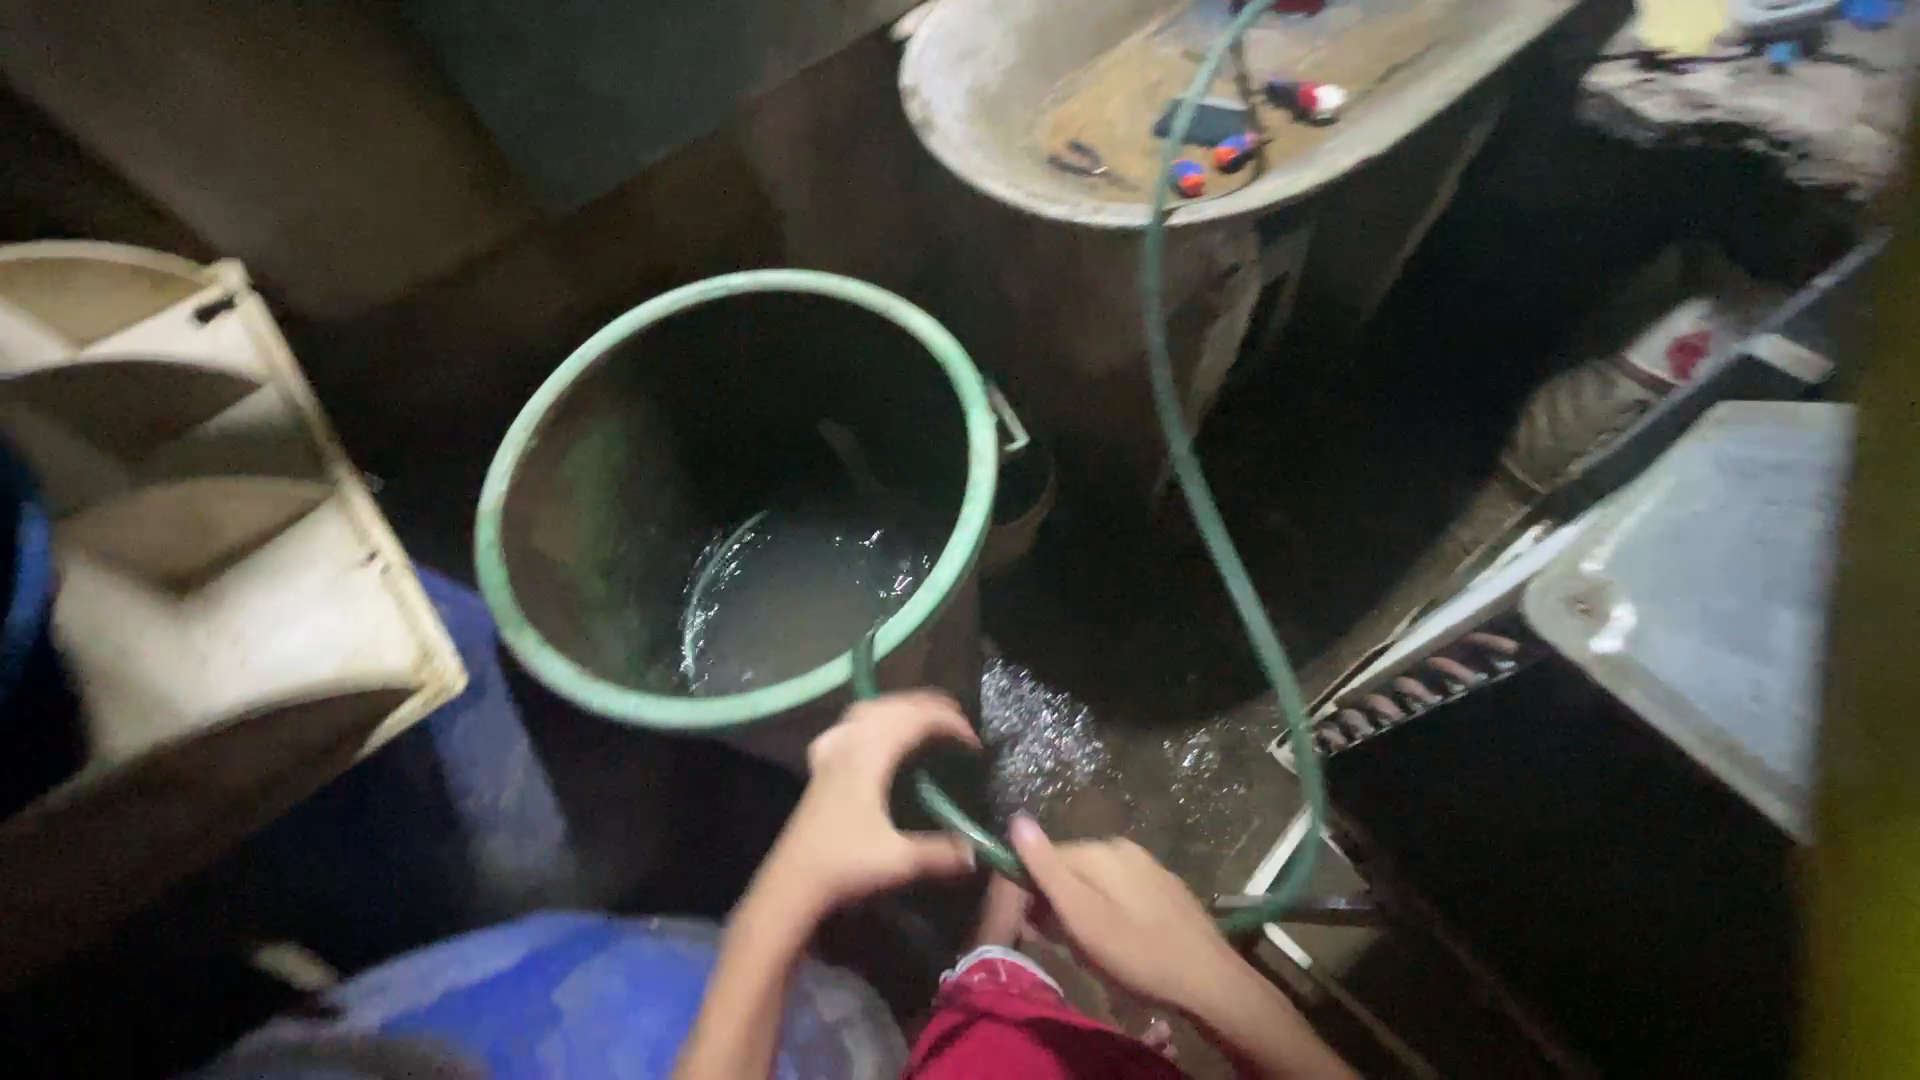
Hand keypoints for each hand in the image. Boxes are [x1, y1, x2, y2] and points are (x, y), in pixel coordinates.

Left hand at [754, 692, 980, 919]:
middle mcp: (850, 744)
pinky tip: (873, 733)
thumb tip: (978, 851)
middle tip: (959, 722)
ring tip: (924, 718)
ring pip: (868, 710)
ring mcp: (832, 753)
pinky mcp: (821, 767)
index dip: (949, 723)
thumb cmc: (845, 867)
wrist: (792, 884)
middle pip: (893, 706)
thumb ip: (941, 853)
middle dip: (929, 706)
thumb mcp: (899, 860)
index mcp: (870, 757)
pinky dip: (868, 720)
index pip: (916, 720)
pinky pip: (846, 727)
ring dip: (899, 707)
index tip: (974, 743)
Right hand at [1009, 816, 1245, 1016]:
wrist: (1210, 981)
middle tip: (1068, 945)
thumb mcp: (1082, 917)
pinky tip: (1122, 943)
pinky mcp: (1165, 887)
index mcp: (1099, 850)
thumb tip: (1017, 819)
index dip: (1034, 894)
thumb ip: (1047, 869)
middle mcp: (1122, 847)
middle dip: (1061, 903)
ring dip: (1085, 910)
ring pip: (1096, 882)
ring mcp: (1147, 865)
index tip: (1036, 930)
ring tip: (1094, 950)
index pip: (1046, 857)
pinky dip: (1111, 912)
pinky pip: (1121, 892)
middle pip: (1071, 869)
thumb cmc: (1137, 953)